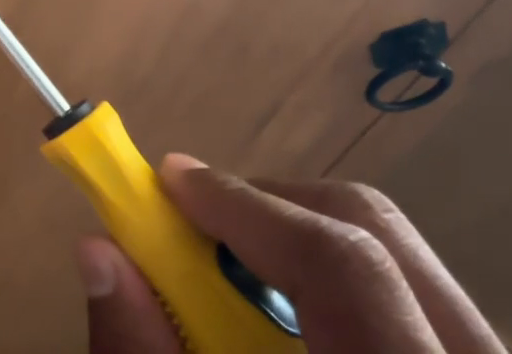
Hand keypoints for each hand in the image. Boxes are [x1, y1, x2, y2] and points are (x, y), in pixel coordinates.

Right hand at [80, 155, 506, 353]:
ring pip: (399, 262)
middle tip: (193, 218)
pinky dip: (337, 285)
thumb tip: (97, 253)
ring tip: (237, 279)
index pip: (343, 268)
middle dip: (269, 207)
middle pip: (378, 236)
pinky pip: (414, 299)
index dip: (245, 206)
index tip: (166, 180)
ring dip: (300, 243)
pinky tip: (292, 331)